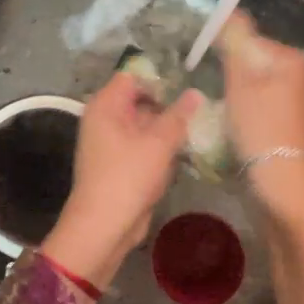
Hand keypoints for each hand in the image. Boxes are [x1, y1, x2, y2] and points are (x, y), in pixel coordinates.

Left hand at [42, 73, 202, 294]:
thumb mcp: (159, 143)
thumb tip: (196, 94)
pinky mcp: (120, 166)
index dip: (159, 81)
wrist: (105, 225)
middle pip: (141, 102)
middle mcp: (104, 121)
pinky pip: (143, 149)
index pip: (133, 77)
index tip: (187, 92)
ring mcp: (111, 145)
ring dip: (168, 133)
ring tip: (196, 135)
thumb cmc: (128, 177)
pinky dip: (160, 152)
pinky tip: (182, 158)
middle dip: (169, 109)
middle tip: (198, 114)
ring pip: (145, 128)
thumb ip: (179, 116)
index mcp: (105, 106)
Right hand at [217, 13, 303, 216]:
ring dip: (238, 95)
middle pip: (254, 64)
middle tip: (216, 96)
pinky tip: (238, 127)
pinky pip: (264, 106)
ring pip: (257, 87)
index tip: (204, 69)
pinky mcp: (293, 123)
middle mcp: (303, 75)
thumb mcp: (241, 81)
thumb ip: (236, 43)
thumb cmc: (259, 128)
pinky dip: (249, 112)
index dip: (226, 53)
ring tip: (225, 113)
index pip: (251, 41)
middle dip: (232, 76)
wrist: (280, 181)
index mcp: (293, 60)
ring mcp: (301, 101)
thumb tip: (231, 11)